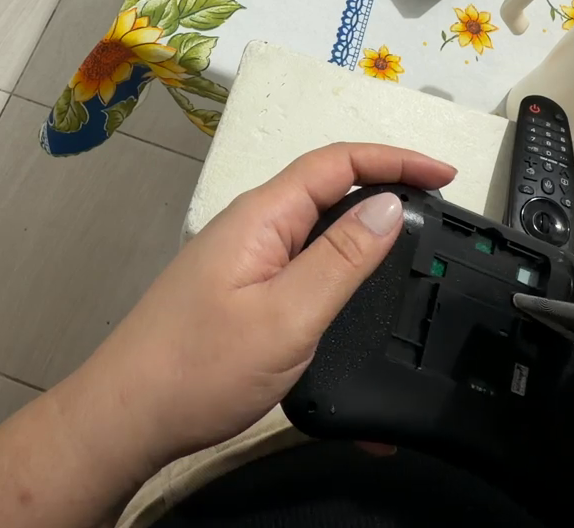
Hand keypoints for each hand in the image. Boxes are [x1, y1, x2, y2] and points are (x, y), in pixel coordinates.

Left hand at [60, 143, 453, 472]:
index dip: (393, 159)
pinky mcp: (243, 284)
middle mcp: (254, 224)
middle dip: (385, 184)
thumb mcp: (286, 315)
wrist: (129, 413)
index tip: (444, 173)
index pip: (336, 162)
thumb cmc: (201, 366)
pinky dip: (341, 257)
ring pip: (317, 221)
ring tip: (410, 240)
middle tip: (437, 204)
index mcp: (263, 215)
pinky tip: (359, 281)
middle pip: (327, 184)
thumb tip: (389, 205)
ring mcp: (246, 254)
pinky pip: (303, 255)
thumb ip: (341, 259)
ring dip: (365, 222)